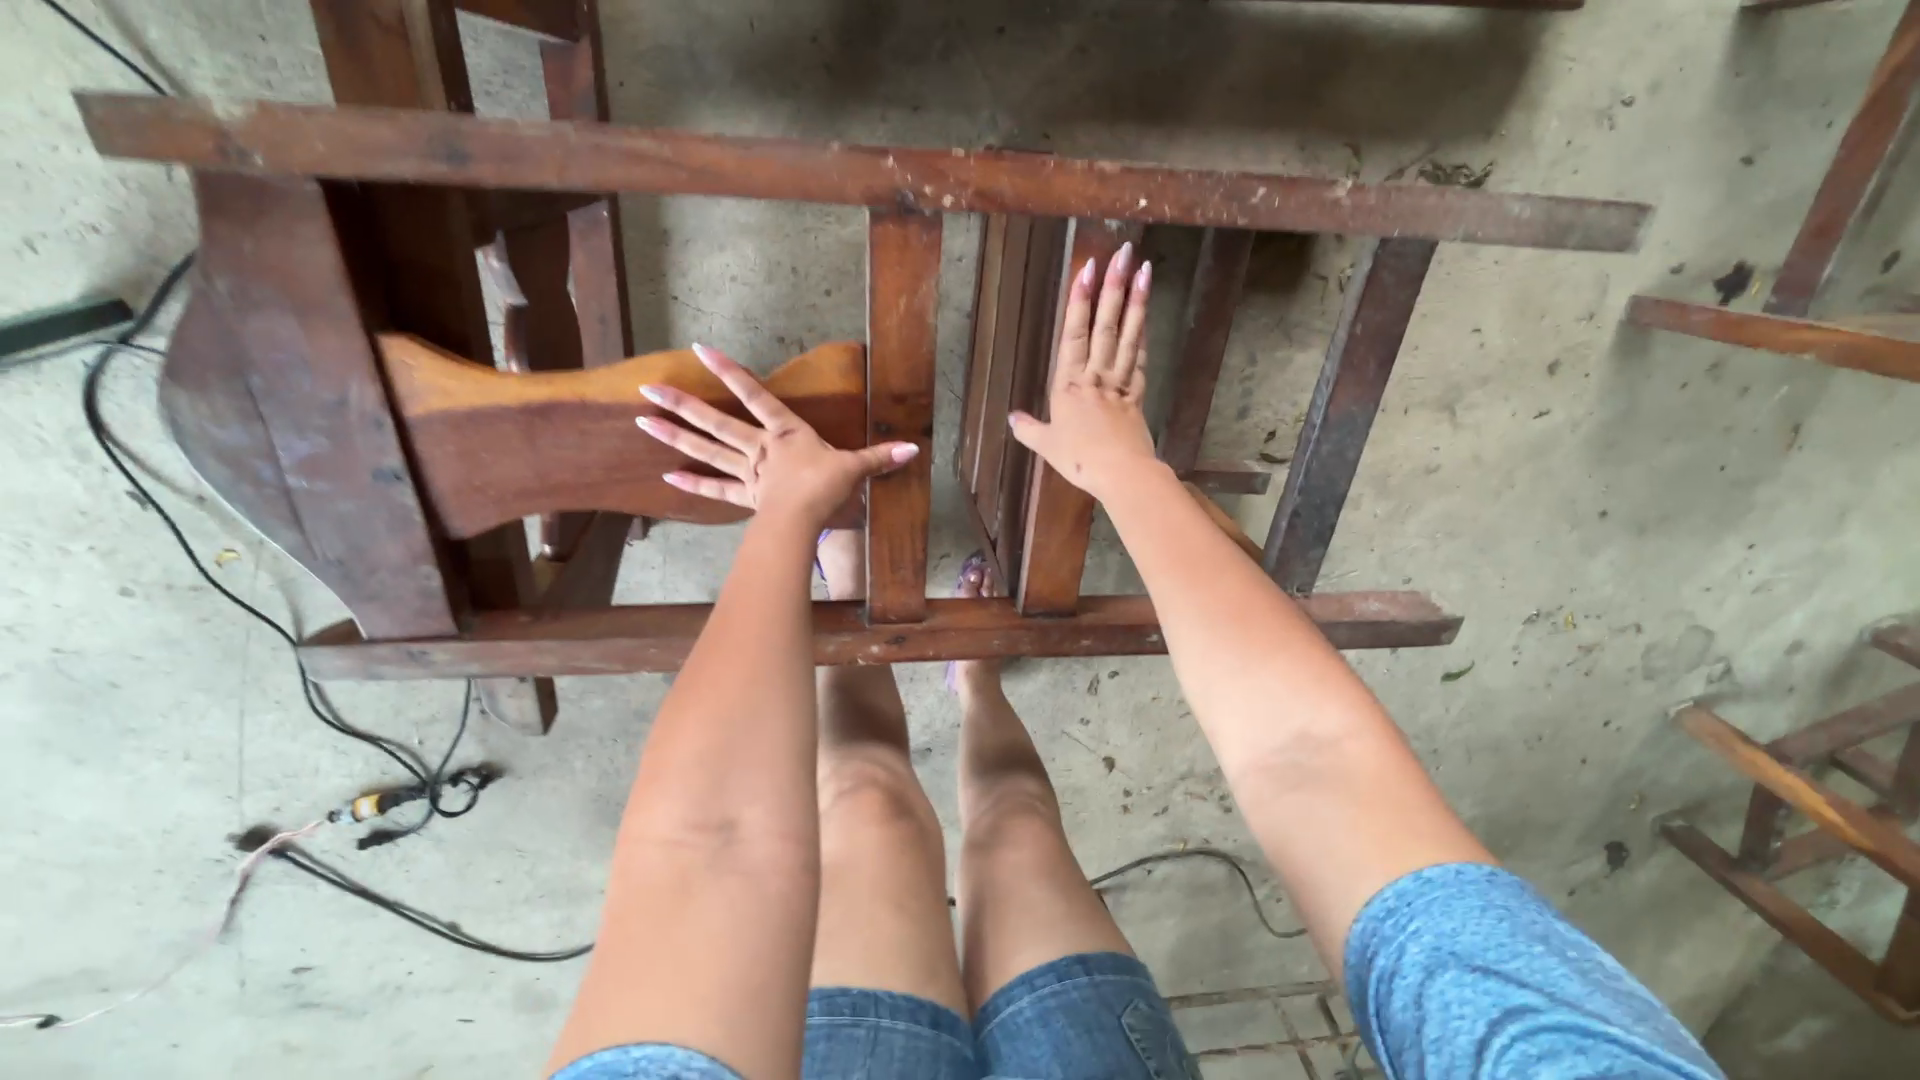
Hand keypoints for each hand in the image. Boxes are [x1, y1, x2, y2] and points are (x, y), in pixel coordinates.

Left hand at [636, 343, 917, 526]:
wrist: (803, 523)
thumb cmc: (825, 489)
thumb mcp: (855, 469)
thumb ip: (879, 457)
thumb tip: (913, 449)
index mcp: (785, 433)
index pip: (755, 394)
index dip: (729, 372)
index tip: (700, 349)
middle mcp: (759, 447)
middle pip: (716, 422)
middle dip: (683, 404)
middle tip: (649, 388)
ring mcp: (748, 472)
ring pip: (707, 450)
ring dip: (676, 437)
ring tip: (644, 422)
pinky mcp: (745, 498)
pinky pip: (715, 489)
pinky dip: (693, 482)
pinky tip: (666, 475)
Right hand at [1008, 241, 1160, 502]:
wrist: (1119, 474)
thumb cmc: (1079, 460)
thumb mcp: (1046, 445)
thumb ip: (1029, 429)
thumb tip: (1012, 419)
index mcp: (1068, 385)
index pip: (1074, 334)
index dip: (1080, 300)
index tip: (1088, 269)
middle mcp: (1095, 376)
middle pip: (1106, 326)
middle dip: (1114, 288)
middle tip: (1123, 253)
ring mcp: (1120, 383)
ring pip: (1129, 336)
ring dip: (1137, 302)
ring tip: (1145, 270)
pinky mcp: (1137, 395)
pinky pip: (1141, 360)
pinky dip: (1144, 336)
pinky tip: (1146, 316)